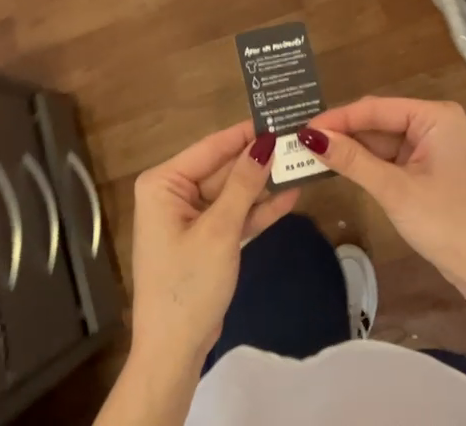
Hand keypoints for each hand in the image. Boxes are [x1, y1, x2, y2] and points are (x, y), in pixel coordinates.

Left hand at [127, 123, 297, 367]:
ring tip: (302, 162)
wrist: (174, 349)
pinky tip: (290, 195)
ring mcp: (189, 218)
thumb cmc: (188, 283)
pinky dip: (257, 210)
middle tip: (299, 139)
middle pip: (222, 169)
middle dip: (258, 159)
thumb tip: (265, 142)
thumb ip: (243, 184)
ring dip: (263, 184)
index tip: (279, 115)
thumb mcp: (219, 230)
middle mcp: (172, 193)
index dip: (245, 133)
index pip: (210, 148)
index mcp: (163, 183)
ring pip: (232, 192)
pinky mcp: (205, 240)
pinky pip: (233, 216)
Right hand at [303, 97, 465, 292]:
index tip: (301, 128)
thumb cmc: (445, 223)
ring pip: (379, 140)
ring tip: (309, 153)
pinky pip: (389, 157)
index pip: (375, 109)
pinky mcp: (427, 167)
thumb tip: (309, 136)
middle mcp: (434, 123)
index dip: (337, 118)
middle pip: (376, 121)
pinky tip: (337, 166)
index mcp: (435, 117)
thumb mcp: (394, 190)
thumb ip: (351, 160)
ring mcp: (432, 146)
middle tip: (299, 141)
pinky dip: (364, 163)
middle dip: (341, 132)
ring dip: (349, 148)